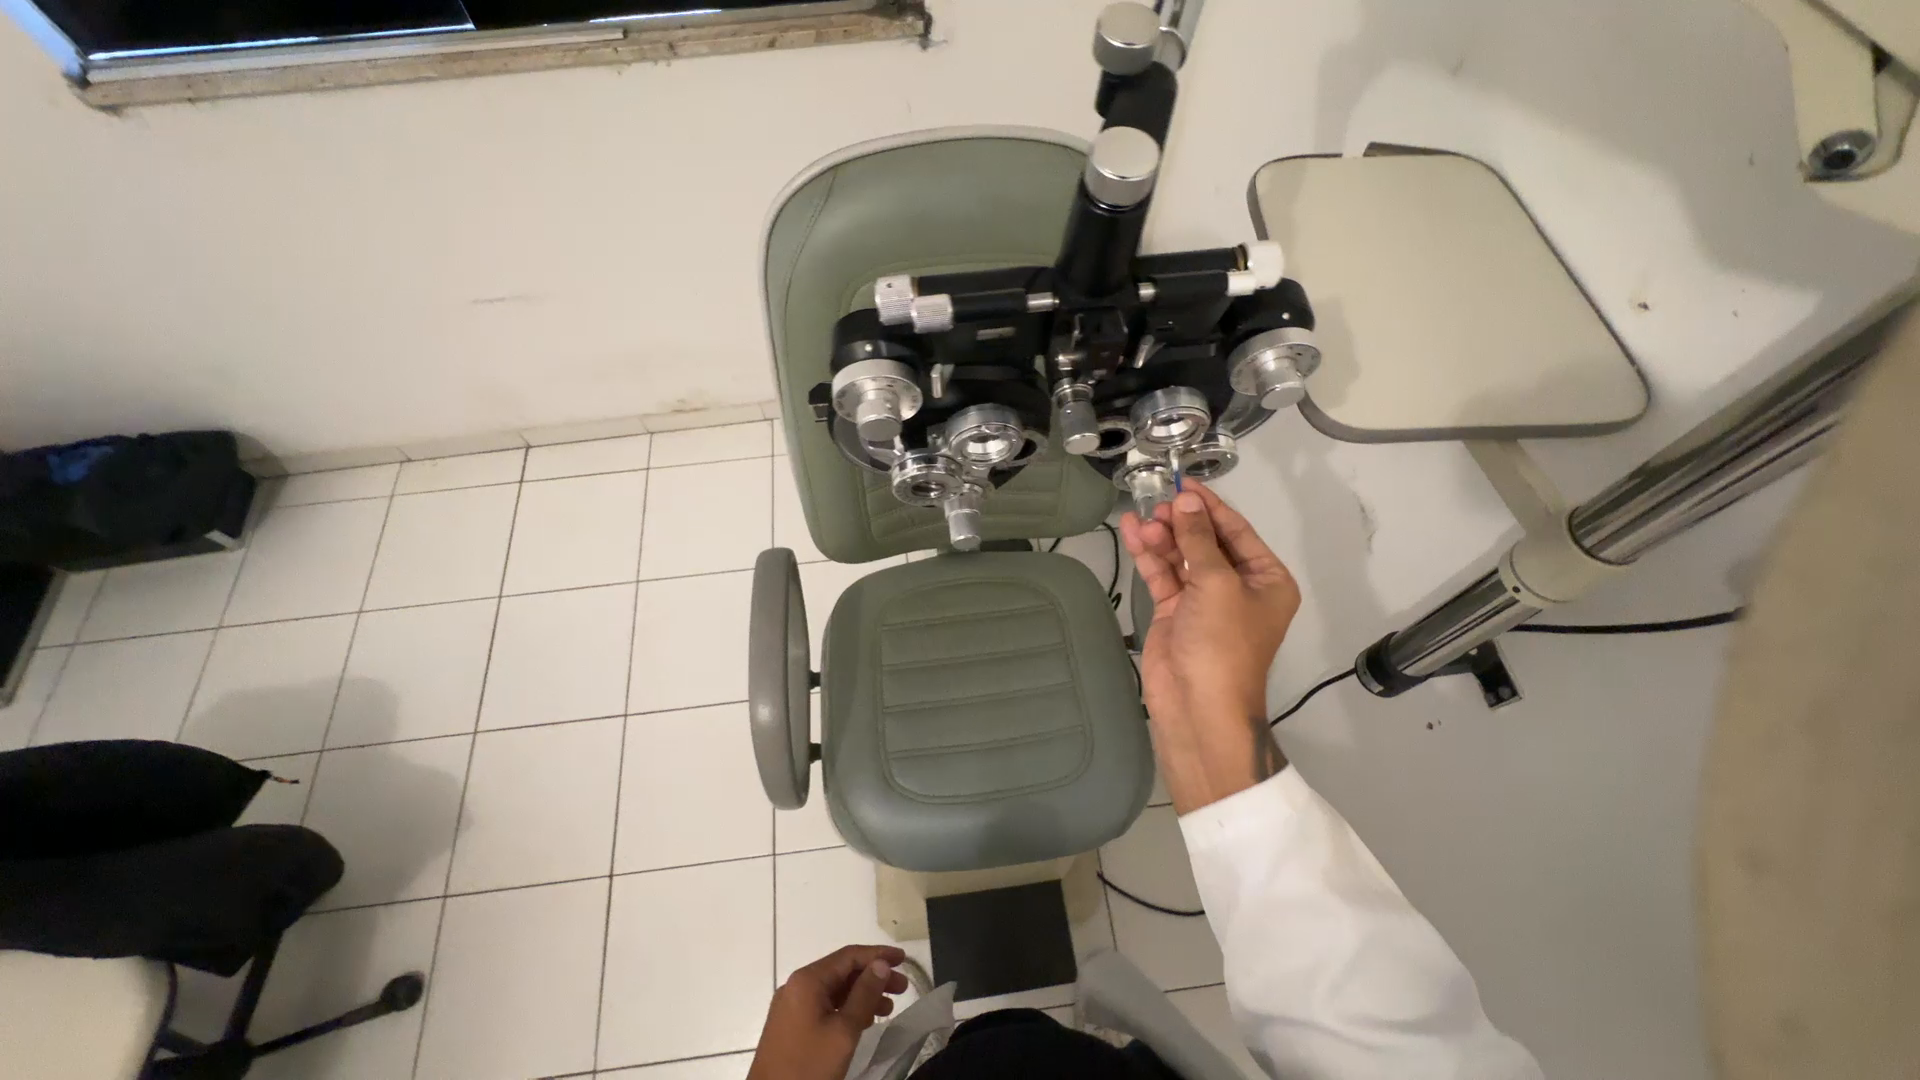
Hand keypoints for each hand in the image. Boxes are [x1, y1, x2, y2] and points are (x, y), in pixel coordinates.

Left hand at [746, 945, 909, 1079]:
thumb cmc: (808, 1066)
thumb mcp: (843, 1031)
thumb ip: (864, 994)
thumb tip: (881, 964)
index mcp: (807, 980)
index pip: (849, 956)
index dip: (878, 955)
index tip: (903, 960)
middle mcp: (797, 986)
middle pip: (842, 971)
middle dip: (873, 977)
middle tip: (902, 988)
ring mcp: (792, 1006)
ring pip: (834, 990)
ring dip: (862, 994)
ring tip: (889, 1008)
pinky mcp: (791, 1025)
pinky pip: (824, 1006)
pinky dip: (847, 1008)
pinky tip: (865, 1020)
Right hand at [1120, 482, 1300, 813]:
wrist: (1197, 704)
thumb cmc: (1222, 643)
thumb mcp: (1216, 584)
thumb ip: (1198, 539)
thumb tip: (1186, 501)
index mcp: (1267, 579)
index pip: (1237, 531)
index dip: (1210, 506)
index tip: (1184, 482)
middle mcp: (1238, 586)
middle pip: (1207, 541)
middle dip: (1182, 522)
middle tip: (1156, 503)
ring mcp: (1204, 599)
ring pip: (1182, 556)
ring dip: (1162, 537)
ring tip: (1140, 519)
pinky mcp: (1176, 611)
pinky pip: (1163, 575)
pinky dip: (1149, 555)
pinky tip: (1132, 533)